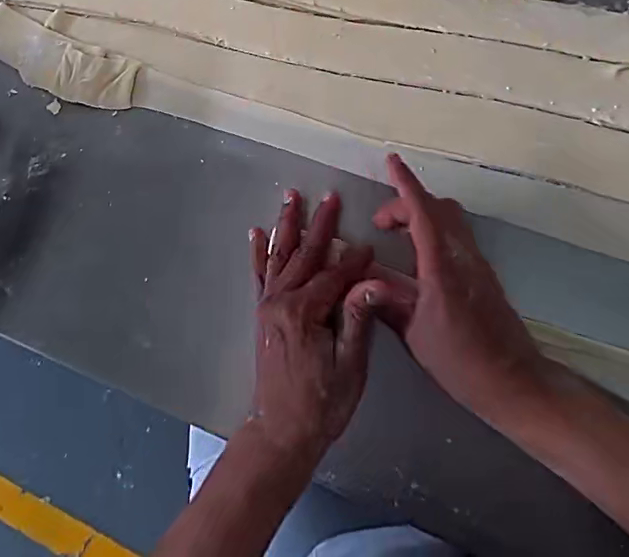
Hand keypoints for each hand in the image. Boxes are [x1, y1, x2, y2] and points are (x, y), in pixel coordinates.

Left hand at [246, 190, 376, 459]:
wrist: (281, 433)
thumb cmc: (322, 404)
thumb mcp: (349, 366)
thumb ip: (357, 320)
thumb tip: (370, 281)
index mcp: (303, 313)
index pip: (334, 275)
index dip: (355, 261)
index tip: (371, 247)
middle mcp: (280, 302)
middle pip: (304, 255)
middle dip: (320, 224)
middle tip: (331, 196)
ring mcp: (267, 306)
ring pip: (279, 256)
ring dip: (287, 225)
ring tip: (292, 197)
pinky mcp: (262, 314)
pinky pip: (259, 274)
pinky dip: (259, 251)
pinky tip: (257, 233)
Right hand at [360, 154, 551, 428]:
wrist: (515, 381)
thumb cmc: (461, 361)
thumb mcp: (415, 334)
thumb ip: (386, 300)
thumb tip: (358, 279)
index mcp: (441, 266)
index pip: (422, 212)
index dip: (405, 183)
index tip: (392, 161)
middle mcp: (462, 255)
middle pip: (437, 207)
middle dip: (406, 202)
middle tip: (380, 223)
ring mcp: (476, 262)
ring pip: (450, 217)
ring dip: (423, 213)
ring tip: (398, 234)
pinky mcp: (483, 272)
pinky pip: (456, 234)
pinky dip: (434, 228)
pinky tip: (420, 255)